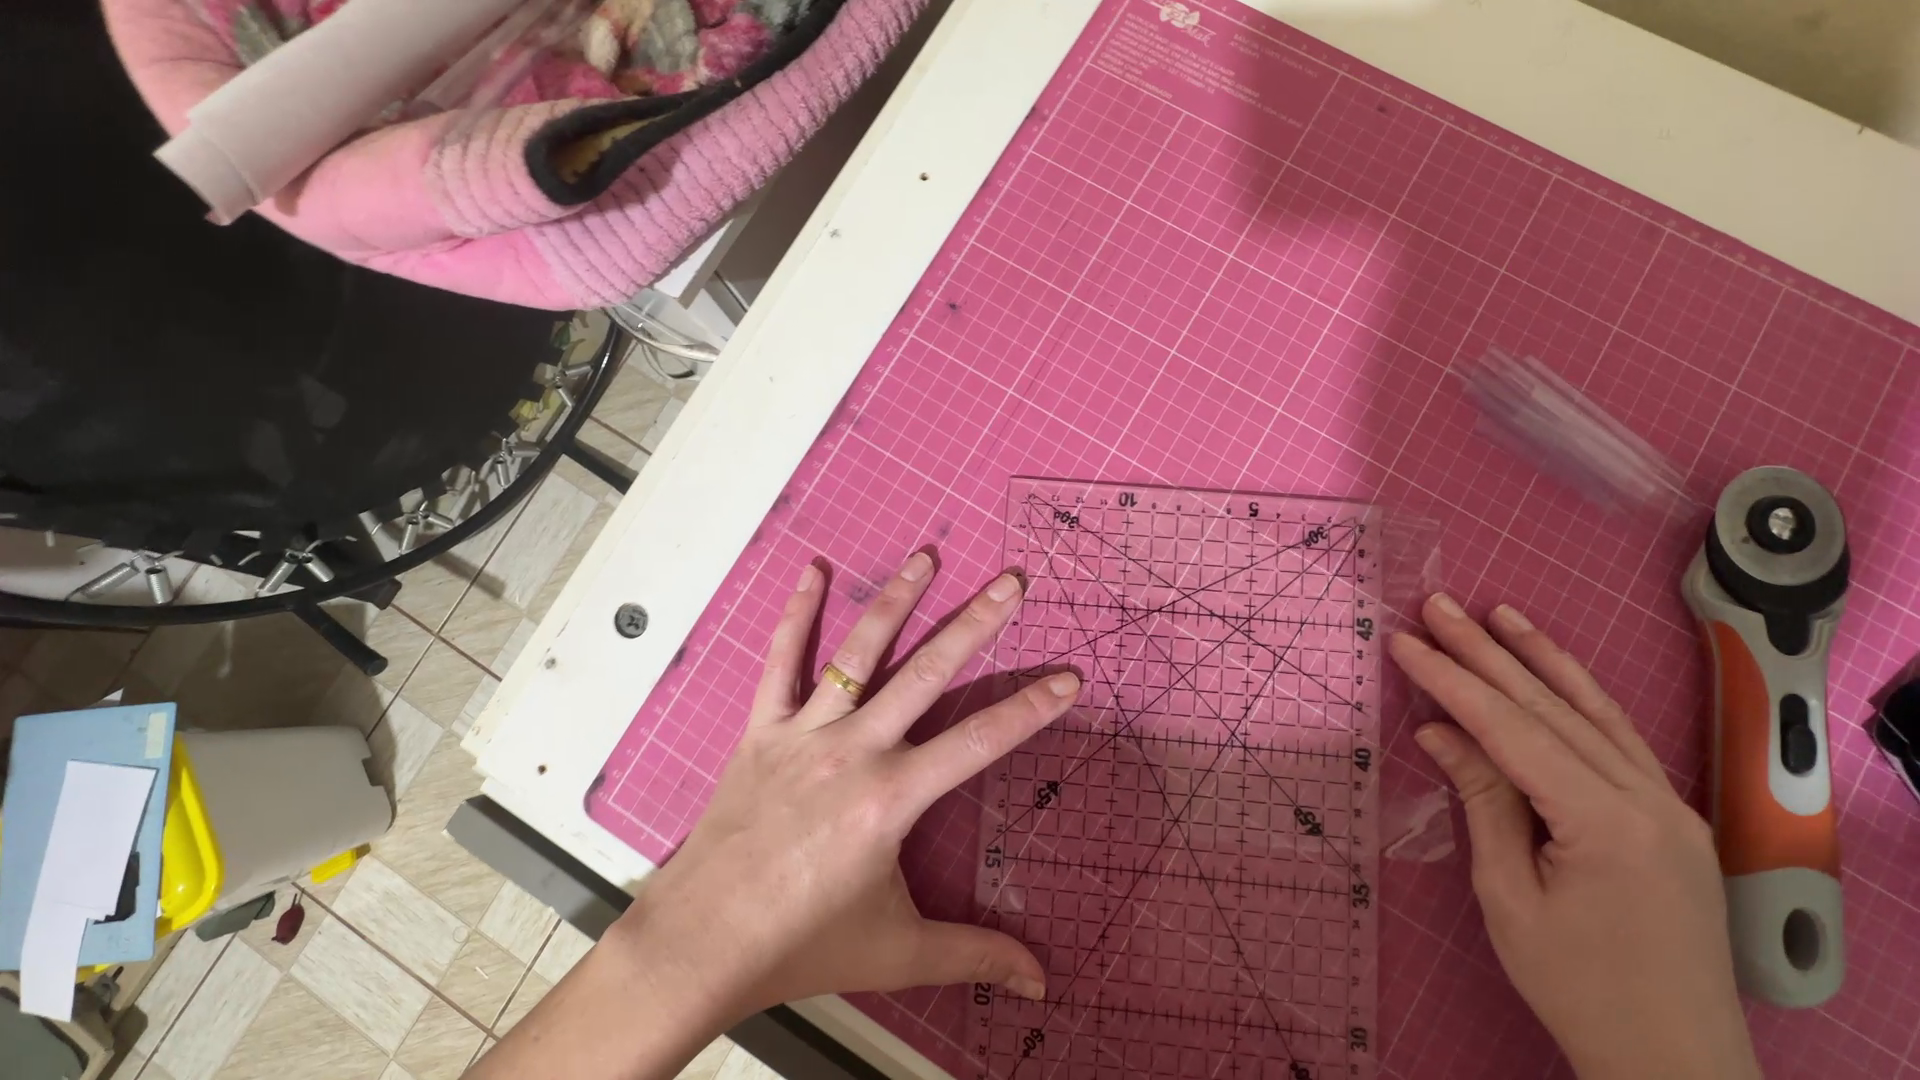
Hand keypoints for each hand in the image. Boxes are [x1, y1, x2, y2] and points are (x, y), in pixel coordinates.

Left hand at [622, 552, 1075, 1021]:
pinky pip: (781, 663)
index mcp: (893, 797)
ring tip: (925, 558)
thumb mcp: (898, 952)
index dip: (1030, 708)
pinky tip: (810, 572)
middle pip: (927, 673)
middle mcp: (854, 751)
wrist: (704, 940)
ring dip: (895, 601)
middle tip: (1010, 582)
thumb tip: (1040, 979)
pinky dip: (796, 616)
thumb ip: (973, 954)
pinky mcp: (763, 732)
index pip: (980, 741)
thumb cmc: (802, 944)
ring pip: (858, 653)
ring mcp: (806, 734)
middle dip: (975, 625)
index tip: (1067, 678)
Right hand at [1391, 594, 1758, 1079]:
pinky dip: (1580, 697)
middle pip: (1550, 708)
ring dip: (1540, 659)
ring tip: (1498, 614)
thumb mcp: (1509, 893)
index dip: (1452, 681)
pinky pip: (1618, 740)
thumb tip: (1440, 731)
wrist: (1673, 1059)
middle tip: (1438, 604)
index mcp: (1605, 821)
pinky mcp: (1670, 817)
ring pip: (1594, 712)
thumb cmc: (1575, 983)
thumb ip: (1484, 801)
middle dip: (1486, 653)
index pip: (1511, 729)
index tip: (1406, 642)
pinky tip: (1554, 672)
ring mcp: (1668, 805)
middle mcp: (1648, 798)